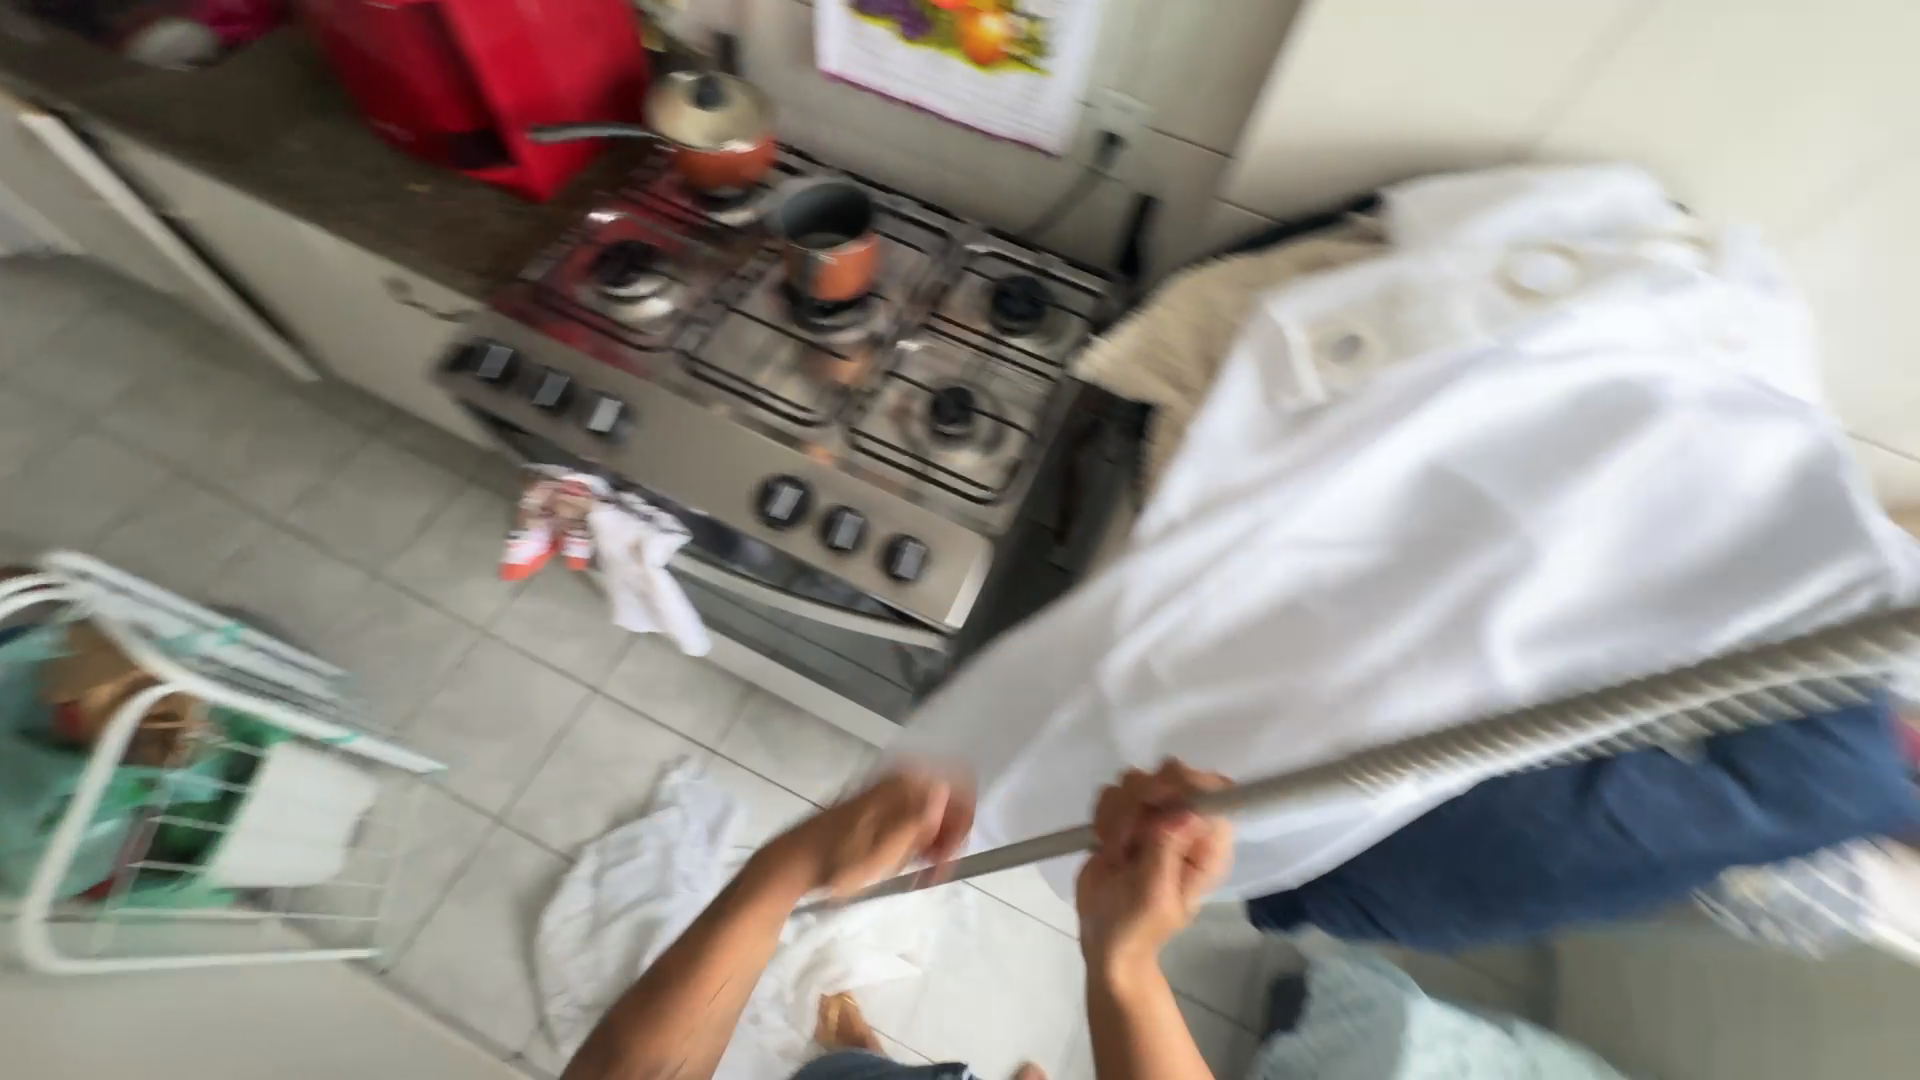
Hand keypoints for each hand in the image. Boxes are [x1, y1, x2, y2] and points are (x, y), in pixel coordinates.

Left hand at [759, 765, 975, 897]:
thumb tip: (946, 792)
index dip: (962, 819)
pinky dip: (918, 842)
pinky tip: (914, 866)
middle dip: (949, 834)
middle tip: (939, 870)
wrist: (796, 864)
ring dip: (935, 842)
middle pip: (945, 799)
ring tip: (926, 875)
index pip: (955, 785)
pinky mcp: (878, 810)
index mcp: (904, 782)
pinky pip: (912, 820)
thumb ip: (919, 820)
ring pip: (930, 812)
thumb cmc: (841, 859)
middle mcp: (899, 780)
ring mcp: (888, 794)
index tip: (953, 853)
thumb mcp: (885, 847)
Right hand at [1076, 759, 1232, 972]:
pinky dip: (1103, 817)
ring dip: (1119, 816)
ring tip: (1119, 854)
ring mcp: (1154, 816)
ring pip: (1136, 780)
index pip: (1216, 791)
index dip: (1189, 782)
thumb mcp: (1153, 895)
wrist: (1105, 937)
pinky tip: (1107, 847)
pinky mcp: (1125, 814)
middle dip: (1143, 800)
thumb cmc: (1138, 926)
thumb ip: (1167, 851)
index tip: (1158, 797)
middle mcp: (1185, 823)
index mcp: (1207, 844)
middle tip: (1132, 837)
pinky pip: (1111, 792)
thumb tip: (1189, 812)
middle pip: (1171, 773)